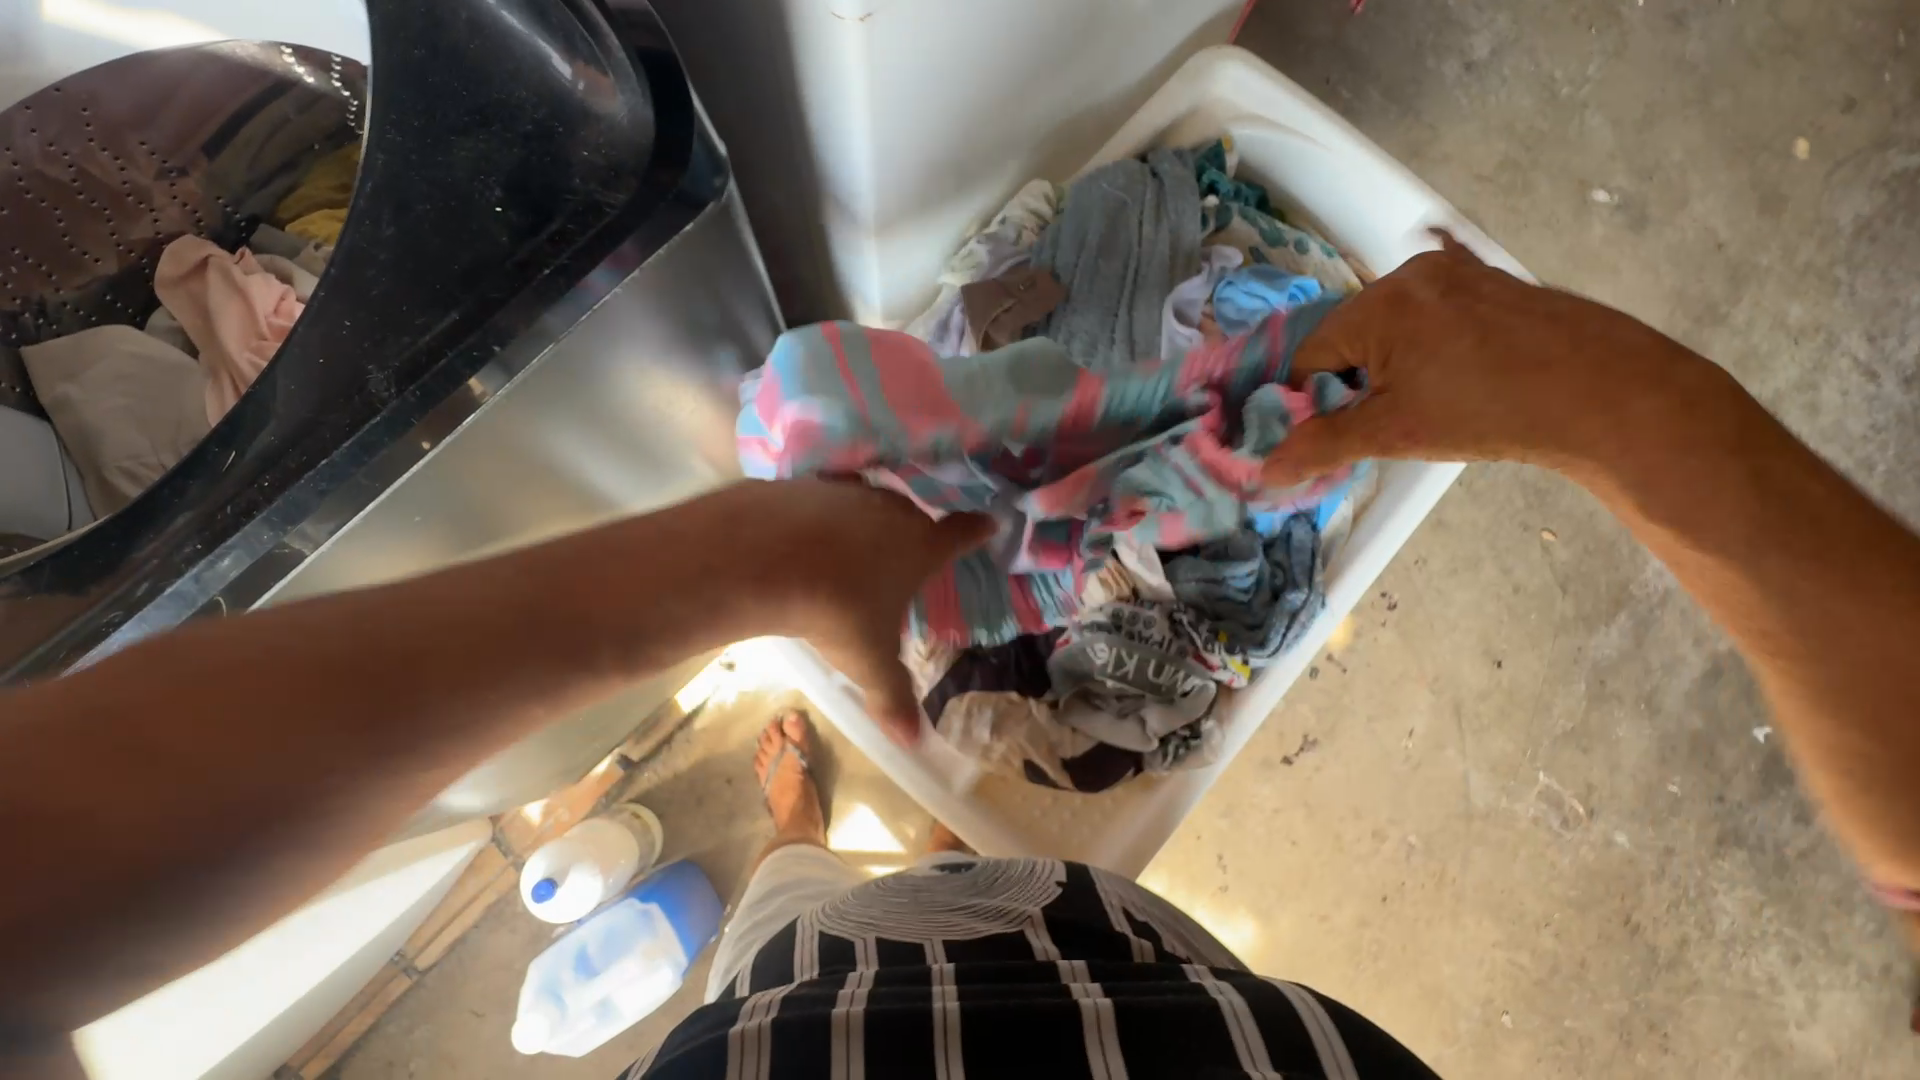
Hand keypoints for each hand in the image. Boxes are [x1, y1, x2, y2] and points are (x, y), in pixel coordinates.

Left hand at [739, 479, 992, 746]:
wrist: (764, 560)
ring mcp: (848, 492)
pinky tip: (801, 543)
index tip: (986, 523)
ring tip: (847, 553)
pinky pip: (822, 501)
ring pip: (866, 506)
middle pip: (912, 518)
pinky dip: (819, 519)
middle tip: (901, 558)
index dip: (975, 530)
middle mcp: (891, 511)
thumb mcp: (867, 660)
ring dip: (862, 525)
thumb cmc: (836, 611)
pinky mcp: (805, 485)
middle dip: (911, 535)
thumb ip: (893, 697)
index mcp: (919, 547)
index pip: (960, 534)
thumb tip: (913, 741)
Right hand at [1264, 232, 1728, 484]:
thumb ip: (1321, 446)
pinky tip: (1439, 360)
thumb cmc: (1490, 412)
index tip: (1340, 431)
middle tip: (1385, 419)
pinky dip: (1420, 339)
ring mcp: (1455, 271)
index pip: (1308, 357)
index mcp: (1378, 303)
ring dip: (1387, 365)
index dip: (1313, 401)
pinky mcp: (1489, 279)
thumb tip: (1263, 473)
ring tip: (1426, 401)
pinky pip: (1428, 310)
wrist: (1612, 396)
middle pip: (1346, 337)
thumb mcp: (1393, 433)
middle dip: (1351, 381)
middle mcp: (1411, 273)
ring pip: (1387, 326)